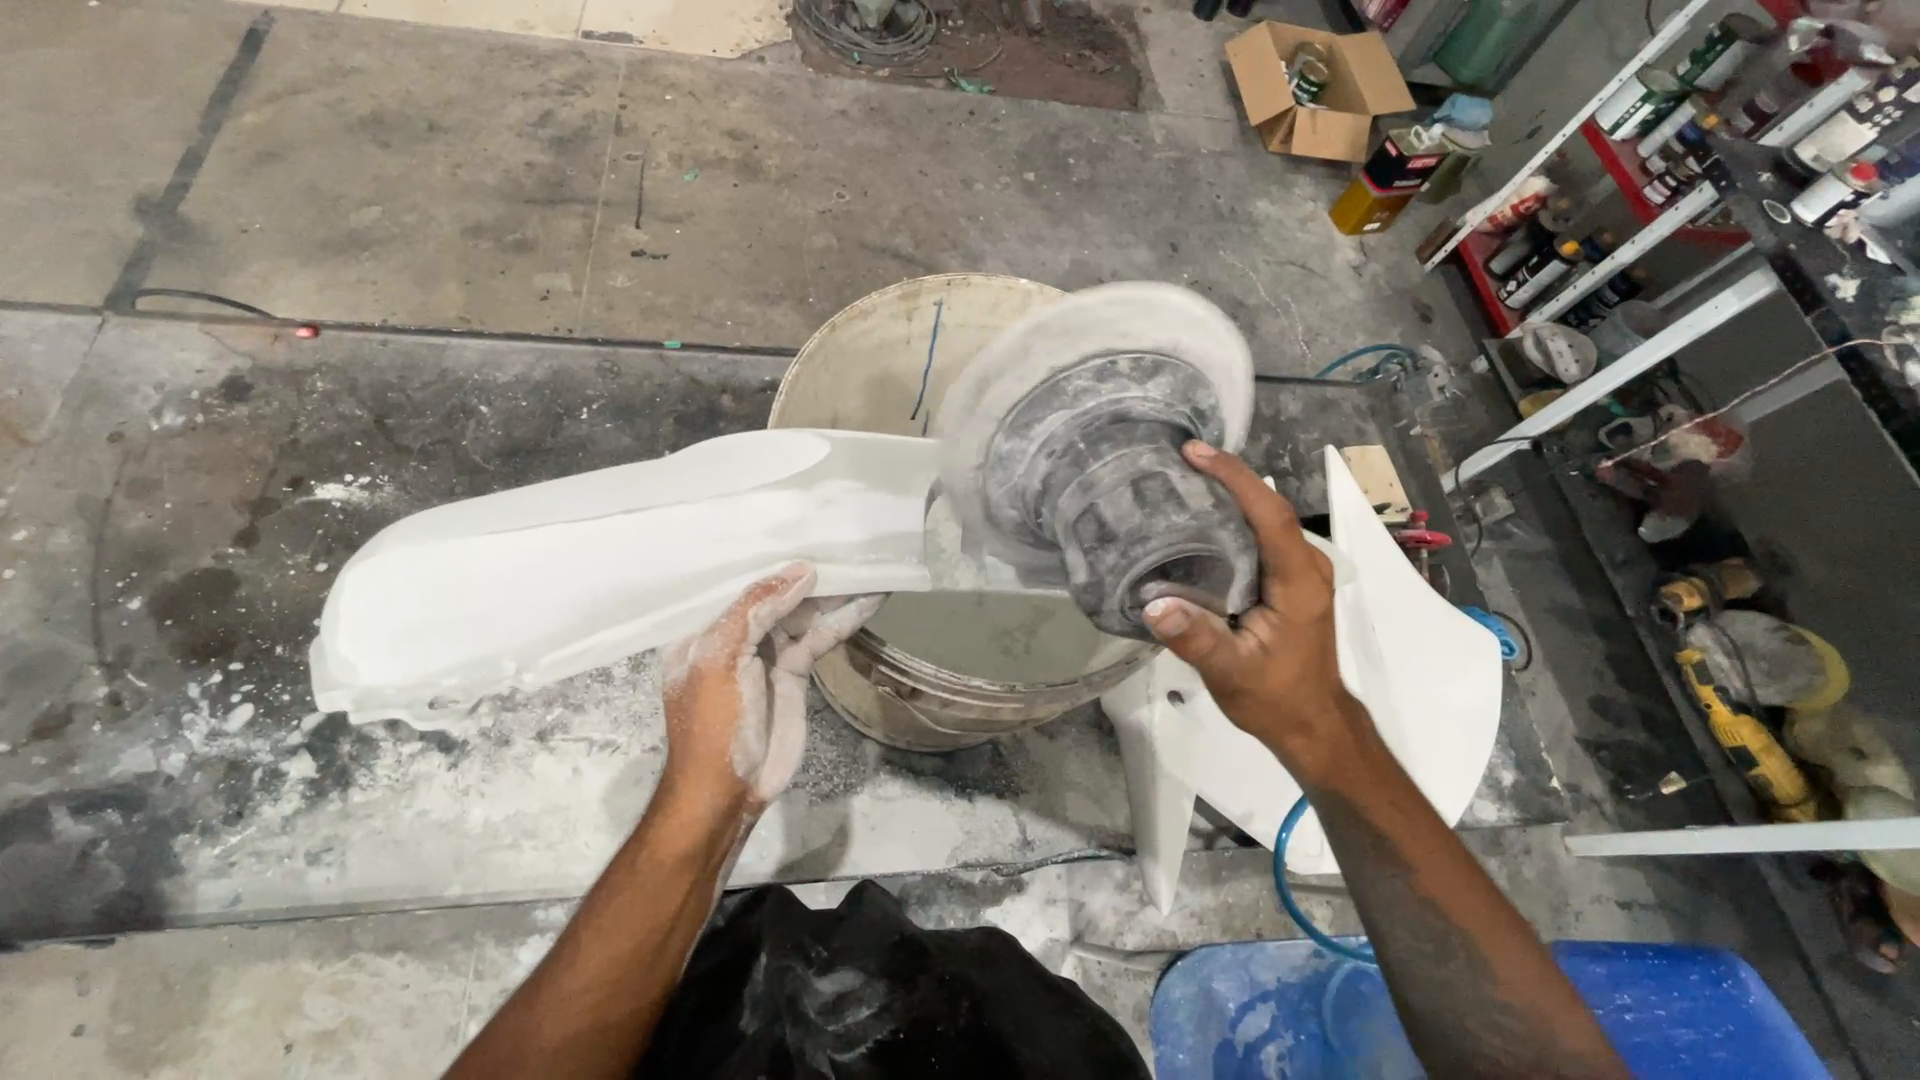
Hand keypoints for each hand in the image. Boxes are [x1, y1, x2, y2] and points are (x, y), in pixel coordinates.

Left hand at [659, 562, 883, 815]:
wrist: (730, 790)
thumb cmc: (712, 723)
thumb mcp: (721, 660)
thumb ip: (755, 609)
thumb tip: (802, 569)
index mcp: (700, 625)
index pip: (731, 576)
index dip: (762, 551)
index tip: (795, 520)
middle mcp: (732, 631)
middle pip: (773, 590)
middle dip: (805, 567)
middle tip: (844, 537)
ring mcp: (765, 650)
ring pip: (801, 610)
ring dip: (832, 589)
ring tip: (867, 560)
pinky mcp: (793, 669)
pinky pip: (820, 635)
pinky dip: (844, 617)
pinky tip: (872, 597)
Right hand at [1142, 442, 1377, 783]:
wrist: (1311, 724)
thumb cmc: (1276, 698)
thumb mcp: (1231, 672)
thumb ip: (1196, 639)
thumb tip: (1152, 606)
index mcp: (1298, 580)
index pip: (1270, 514)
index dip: (1234, 478)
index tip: (1195, 453)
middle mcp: (1306, 566)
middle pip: (1267, 507)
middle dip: (1225, 478)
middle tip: (1175, 462)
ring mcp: (1300, 573)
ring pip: (1263, 520)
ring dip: (1227, 497)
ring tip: (1179, 482)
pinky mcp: (1287, 583)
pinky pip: (1258, 538)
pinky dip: (1229, 522)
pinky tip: (1195, 523)